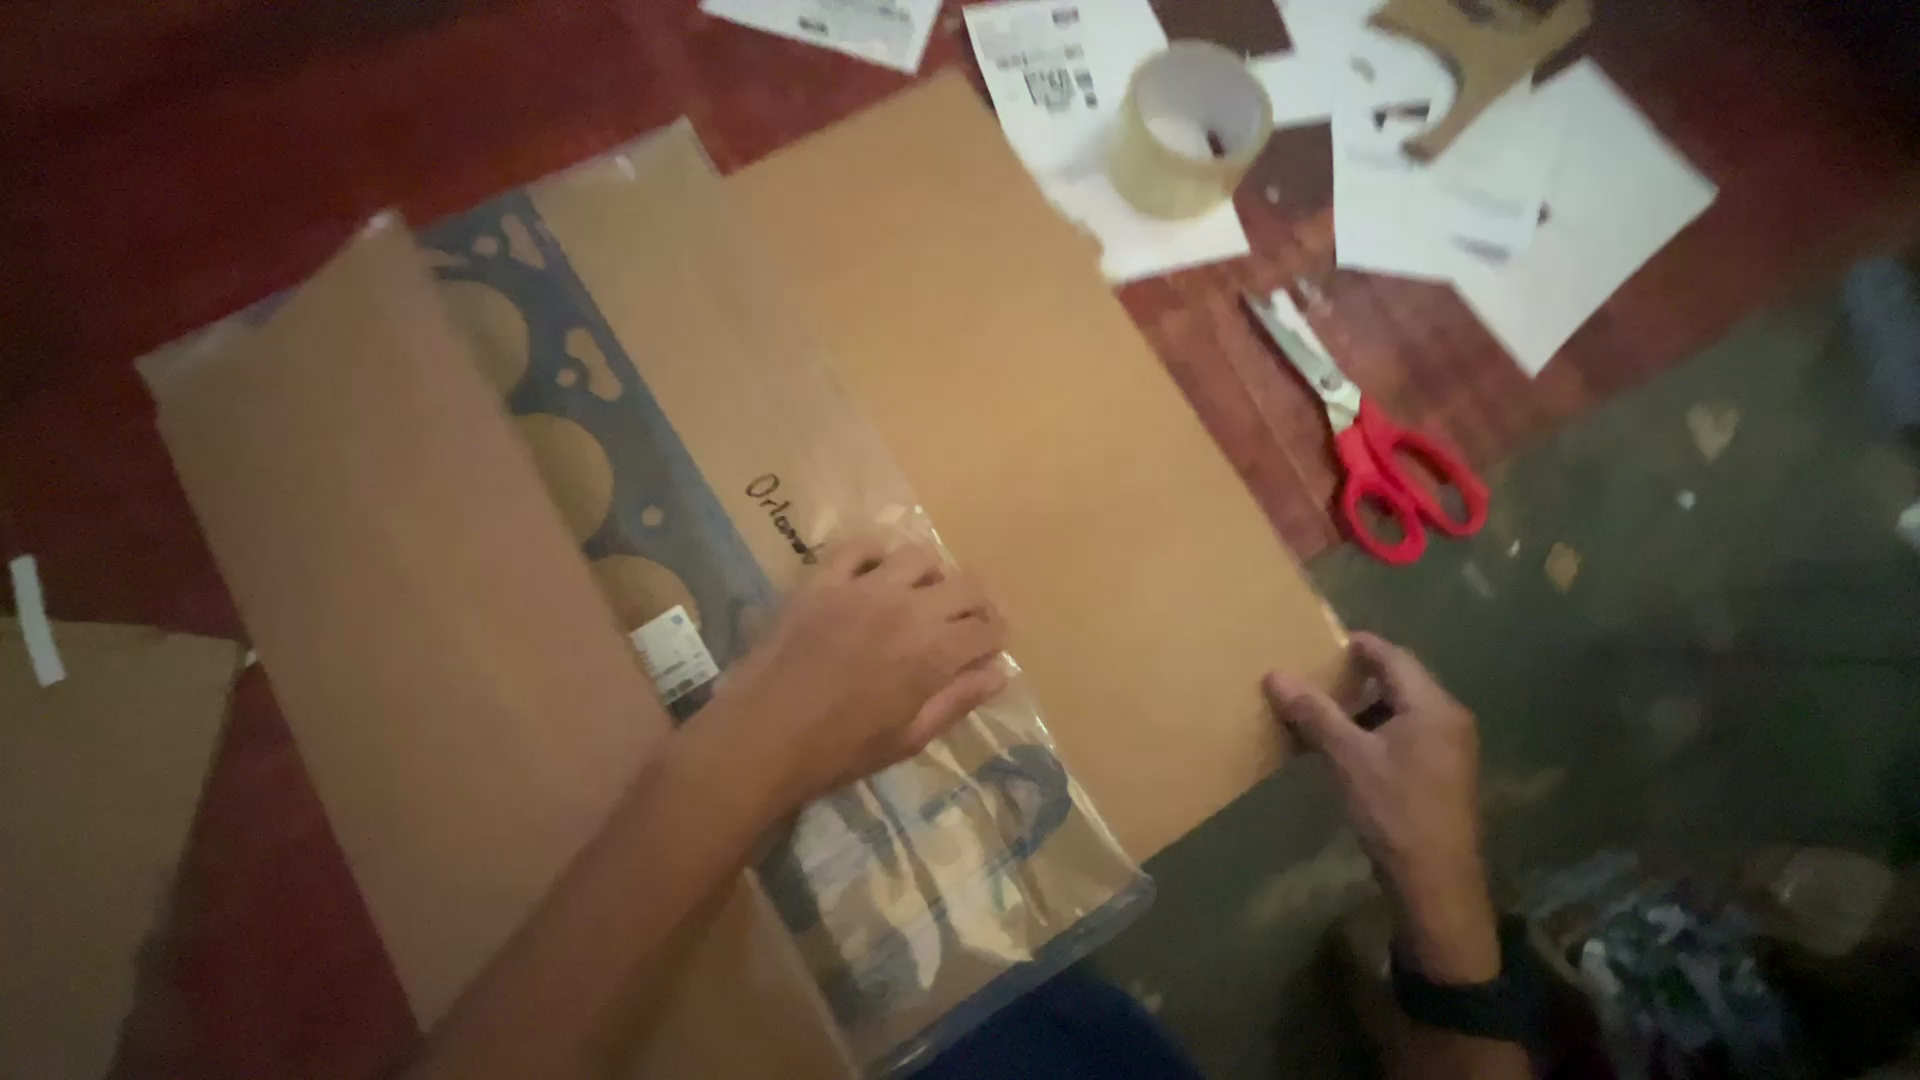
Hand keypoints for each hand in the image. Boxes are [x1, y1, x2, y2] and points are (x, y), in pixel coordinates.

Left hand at [714, 530, 1009, 808]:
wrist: (762, 738)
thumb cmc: (839, 750)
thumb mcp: (909, 738)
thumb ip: (958, 700)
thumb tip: (999, 672)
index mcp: (932, 653)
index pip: (987, 628)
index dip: (997, 636)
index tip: (992, 644)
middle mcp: (905, 609)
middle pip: (965, 584)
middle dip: (979, 602)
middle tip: (968, 620)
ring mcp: (861, 588)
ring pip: (919, 556)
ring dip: (932, 576)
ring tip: (921, 596)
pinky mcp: (822, 580)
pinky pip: (858, 546)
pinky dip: (876, 555)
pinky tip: (875, 575)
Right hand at [1265, 633, 1498, 983]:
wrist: (1436, 885)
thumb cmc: (1394, 810)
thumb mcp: (1347, 757)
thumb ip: (1313, 712)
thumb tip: (1275, 673)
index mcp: (1433, 707)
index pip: (1394, 657)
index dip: (1359, 645)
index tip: (1322, 639)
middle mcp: (1448, 720)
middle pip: (1400, 681)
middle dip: (1356, 675)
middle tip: (1314, 672)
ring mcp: (1448, 749)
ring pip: (1400, 710)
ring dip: (1362, 705)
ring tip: (1320, 706)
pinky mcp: (1440, 774)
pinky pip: (1404, 734)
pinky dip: (1372, 729)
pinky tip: (1342, 744)